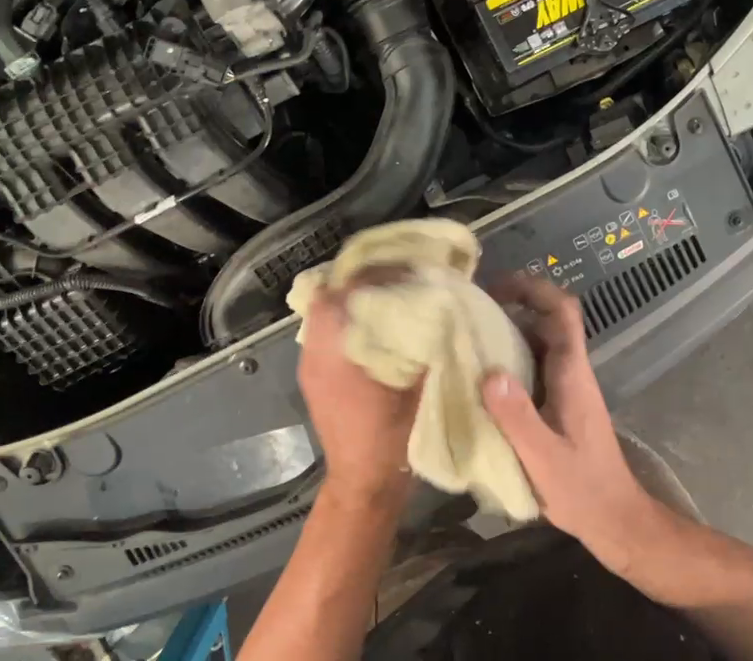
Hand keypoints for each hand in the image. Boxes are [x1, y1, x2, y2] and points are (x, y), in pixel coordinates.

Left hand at [299, 287, 420, 506]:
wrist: (364, 483)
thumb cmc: (393, 436)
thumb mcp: (419, 384)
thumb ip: (425, 341)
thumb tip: (442, 303)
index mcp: (336, 351)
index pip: (343, 291)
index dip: (373, 273)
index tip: (404, 269)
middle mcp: (314, 353)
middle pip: (329, 296)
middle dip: (362, 282)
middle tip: (399, 278)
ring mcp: (310, 366)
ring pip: (326, 314)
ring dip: (354, 301)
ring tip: (391, 297)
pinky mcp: (314, 378)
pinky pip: (327, 334)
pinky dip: (349, 322)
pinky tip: (379, 328)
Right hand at [480, 277, 670, 573]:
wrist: (614, 518)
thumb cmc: (582, 488)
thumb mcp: (542, 455)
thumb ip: (516, 416)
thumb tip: (489, 371)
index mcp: (572, 374)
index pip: (562, 312)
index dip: (535, 289)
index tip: (498, 286)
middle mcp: (571, 372)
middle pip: (548, 321)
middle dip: (515, 305)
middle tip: (471, 308)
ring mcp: (567, 388)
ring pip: (540, 344)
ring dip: (510, 332)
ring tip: (468, 336)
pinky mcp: (559, 405)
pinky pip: (534, 368)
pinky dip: (510, 360)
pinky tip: (481, 377)